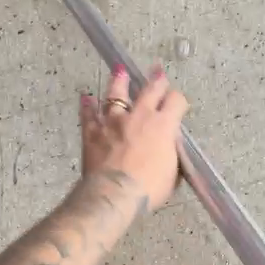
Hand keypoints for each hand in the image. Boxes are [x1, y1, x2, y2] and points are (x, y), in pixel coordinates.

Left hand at [79, 63, 188, 210]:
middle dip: (156, 80)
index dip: (178, 100)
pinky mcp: (93, 131)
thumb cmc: (149, 187)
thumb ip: (172, 154)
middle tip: (157, 71)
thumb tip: (169, 146)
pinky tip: (86, 98)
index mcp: (163, 125)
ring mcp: (113, 121)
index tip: (178, 103)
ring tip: (119, 71)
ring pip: (116, 94)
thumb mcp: (172, 172)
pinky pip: (89, 114)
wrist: (114, 193)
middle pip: (150, 90)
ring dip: (119, 82)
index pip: (176, 101)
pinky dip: (87, 106)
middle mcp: (139, 116)